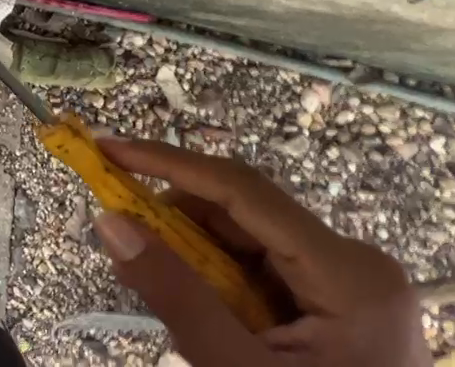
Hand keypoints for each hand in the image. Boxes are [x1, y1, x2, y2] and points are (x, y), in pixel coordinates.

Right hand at [93, 137, 428, 366]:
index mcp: (347, 274)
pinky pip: (252, 260)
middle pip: (237, 210)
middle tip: (121, 242)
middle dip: (170, 219)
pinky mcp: (333, 296)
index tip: (103, 148)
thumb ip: (178, 297)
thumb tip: (107, 220)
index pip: (241, 189)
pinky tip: (197, 308)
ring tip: (160, 292)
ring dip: (186, 250)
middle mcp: (352, 260)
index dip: (167, 161)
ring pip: (238, 233)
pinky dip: (209, 272)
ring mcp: (346, 278)